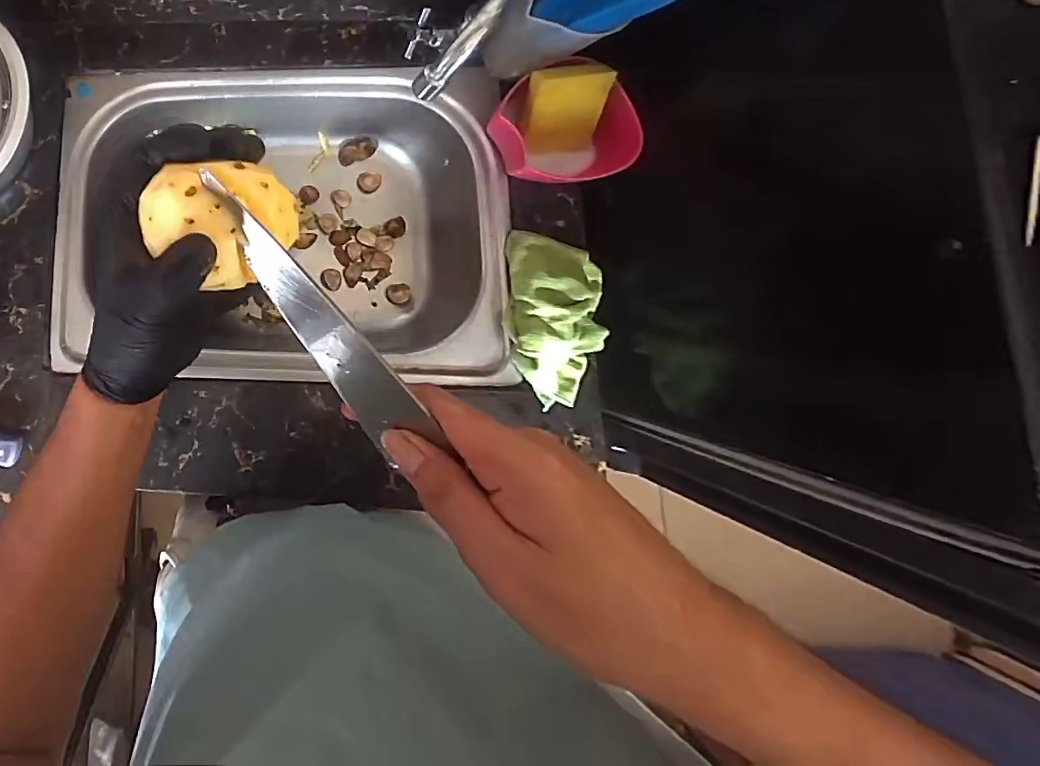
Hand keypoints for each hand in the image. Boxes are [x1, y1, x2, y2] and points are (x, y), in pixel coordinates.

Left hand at [81, 125, 264, 404]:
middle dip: (216, 149)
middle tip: (252, 148)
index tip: (212, 143)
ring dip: (236, 173)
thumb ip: (173, 273)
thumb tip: (206, 243)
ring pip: (206, 187)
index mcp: (127, 214)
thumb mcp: (148, 302)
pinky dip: (249, 211)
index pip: (146, 161)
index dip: (177, 143)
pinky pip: (226, 220)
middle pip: (181, 164)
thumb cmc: (133, 331)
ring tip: (264, 170)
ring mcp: (178, 229)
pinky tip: (270, 210)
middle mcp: (151, 213)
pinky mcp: (200, 248)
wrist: (144, 364)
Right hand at [383, 389, 982, 765]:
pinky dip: (479, 484)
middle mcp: (534, 442)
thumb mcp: (497, 557)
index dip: (390, 400)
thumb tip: (397, 438)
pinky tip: (489, 529)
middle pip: (457, 426)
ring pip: (481, 450)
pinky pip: (506, 467)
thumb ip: (444, 492)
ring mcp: (556, 460)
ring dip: (452, 472)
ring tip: (453, 528)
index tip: (350, 408)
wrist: (689, 640)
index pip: (436, 404)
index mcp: (513, 453)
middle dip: (420, 447)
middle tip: (406, 498)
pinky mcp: (569, 481)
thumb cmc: (584, 605)